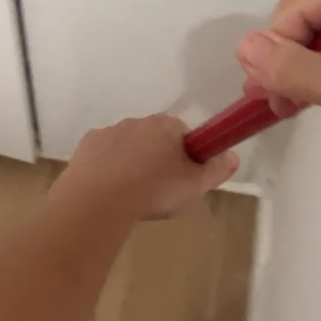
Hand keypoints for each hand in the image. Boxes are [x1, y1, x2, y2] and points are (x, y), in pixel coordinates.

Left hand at [50, 114, 240, 219]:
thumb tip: (233, 156)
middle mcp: (138, 121)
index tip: (182, 176)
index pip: (183, 132)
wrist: (99, 199)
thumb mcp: (195, 186)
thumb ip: (216, 170)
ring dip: (131, 161)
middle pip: (154, 136)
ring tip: (131, 193)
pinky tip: (109, 189)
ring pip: (127, 144)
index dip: (185, 153)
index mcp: (167, 126)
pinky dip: (107, 167)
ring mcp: (109, 131)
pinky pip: (103, 154)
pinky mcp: (87, 145)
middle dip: (157, 156)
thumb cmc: (153, 190)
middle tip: (158, 188)